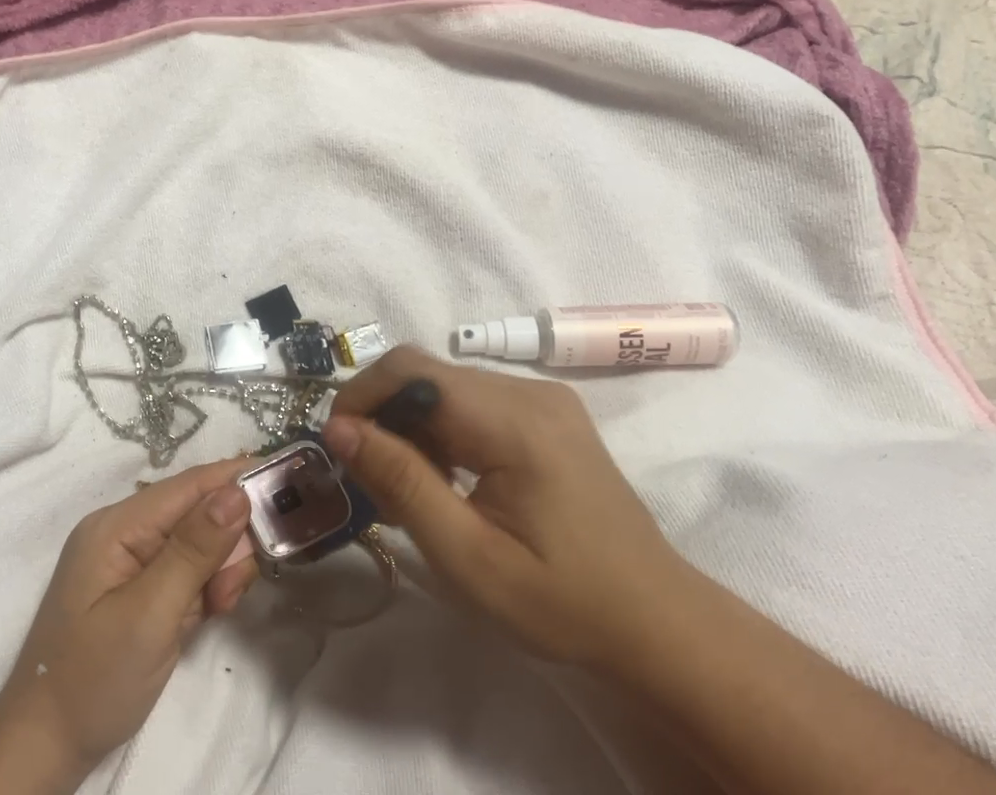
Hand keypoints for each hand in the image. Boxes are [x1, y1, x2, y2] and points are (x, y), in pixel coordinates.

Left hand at [0, 459, 259, 793]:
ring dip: (217, 573)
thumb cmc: (95, 677)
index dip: (237, 481)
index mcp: (115, 526)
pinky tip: (203, 617)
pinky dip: (203, 590)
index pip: (188, 486)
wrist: (49, 741)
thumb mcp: (151, 614)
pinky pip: (186, 571)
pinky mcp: (139, 589)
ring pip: (198, 545)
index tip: (289, 487)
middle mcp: (121, 532)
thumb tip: (235, 491)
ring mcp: (128, 561)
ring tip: (214, 611)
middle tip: (229, 592)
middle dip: (226, 545)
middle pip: (196, 513)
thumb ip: (194, 550)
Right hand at [324, 346, 686, 666]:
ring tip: (406, 495)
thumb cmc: (561, 602)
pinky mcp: (547, 419)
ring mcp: (543, 402)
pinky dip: (439, 436)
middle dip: (381, 420)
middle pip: (424, 376)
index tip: (338, 453)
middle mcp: (529, 392)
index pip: (409, 371)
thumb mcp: (467, 555)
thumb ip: (401, 482)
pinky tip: (444, 485)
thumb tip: (338, 428)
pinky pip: (471, 406)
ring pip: (443, 390)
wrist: (656, 624)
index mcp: (514, 421)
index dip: (359, 399)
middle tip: (372, 487)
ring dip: (408, 431)